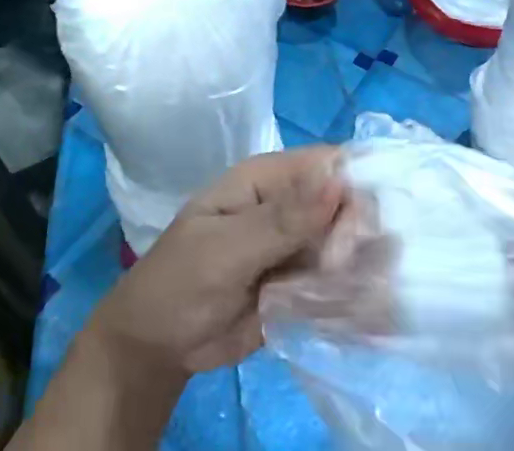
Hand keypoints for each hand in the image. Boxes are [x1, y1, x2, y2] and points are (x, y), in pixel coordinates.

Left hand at [87, 146, 343, 375]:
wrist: (155, 349)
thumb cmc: (177, 284)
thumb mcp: (223, 251)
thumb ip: (281, 221)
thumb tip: (339, 182)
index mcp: (269, 179)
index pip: (331, 165)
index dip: (350, 192)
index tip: (347, 240)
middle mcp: (293, 204)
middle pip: (350, 206)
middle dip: (354, 242)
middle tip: (332, 278)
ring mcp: (302, 244)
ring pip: (354, 246)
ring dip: (358, 274)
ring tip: (340, 304)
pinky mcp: (306, 281)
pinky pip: (344, 282)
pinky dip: (352, 299)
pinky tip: (351, 321)